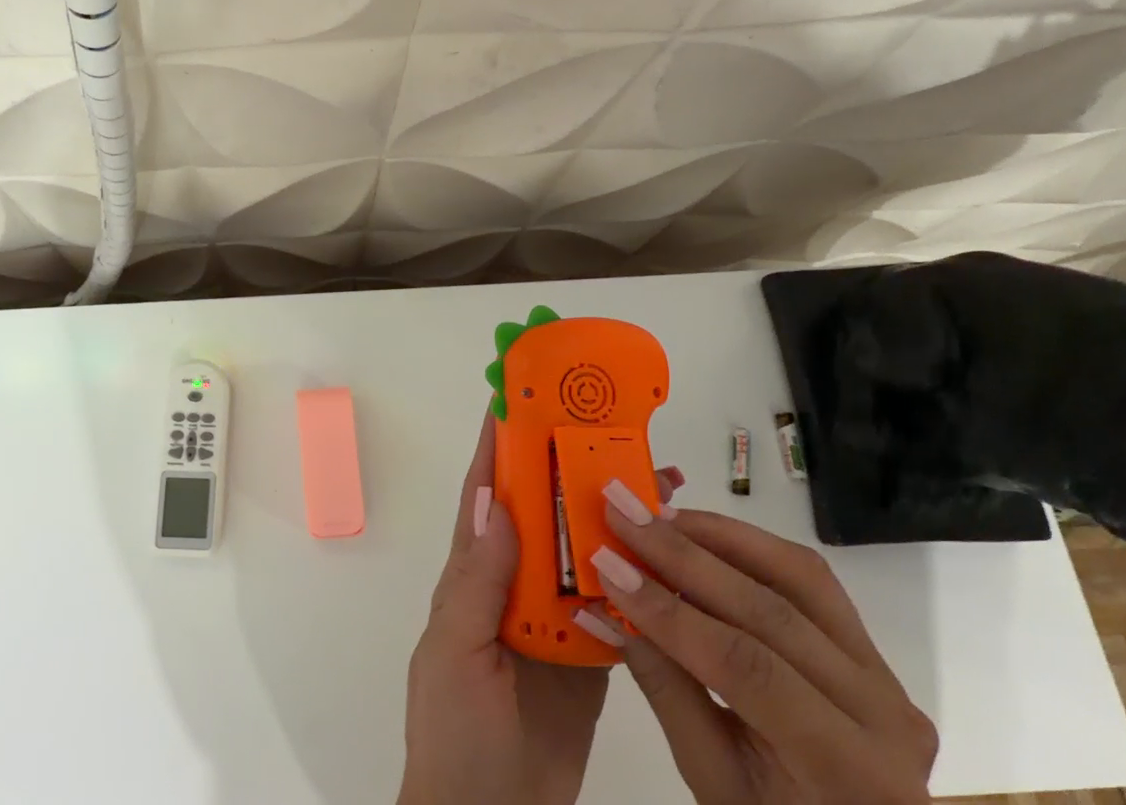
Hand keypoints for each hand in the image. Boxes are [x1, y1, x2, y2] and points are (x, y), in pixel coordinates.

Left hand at [400, 413, 682, 804]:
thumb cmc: (454, 731)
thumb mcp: (453, 650)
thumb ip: (476, 582)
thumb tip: (495, 501)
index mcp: (472, 576)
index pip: (486, 495)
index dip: (499, 445)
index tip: (521, 394)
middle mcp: (512, 586)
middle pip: (545, 513)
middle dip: (572, 467)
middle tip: (615, 427)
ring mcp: (553, 618)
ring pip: (586, 550)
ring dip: (614, 514)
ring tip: (660, 478)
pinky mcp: (591, 654)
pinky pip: (616, 602)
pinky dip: (639, 573)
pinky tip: (671, 550)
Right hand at [579, 487, 938, 804]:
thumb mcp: (712, 780)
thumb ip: (666, 688)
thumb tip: (606, 607)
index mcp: (848, 768)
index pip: (748, 667)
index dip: (670, 610)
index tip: (607, 565)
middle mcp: (883, 711)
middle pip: (774, 611)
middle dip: (683, 555)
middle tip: (620, 512)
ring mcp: (886, 675)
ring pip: (800, 578)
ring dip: (720, 535)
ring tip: (655, 514)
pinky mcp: (872, 651)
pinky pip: (810, 584)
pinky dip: (749, 548)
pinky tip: (699, 533)